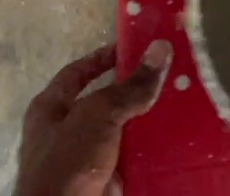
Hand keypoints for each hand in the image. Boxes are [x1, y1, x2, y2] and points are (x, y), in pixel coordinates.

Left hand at [14, 40, 171, 195]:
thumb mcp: (99, 114)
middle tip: (167, 73)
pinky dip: (151, 150)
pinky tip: (175, 137)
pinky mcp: (104, 183)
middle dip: (134, 90)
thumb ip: (130, 85)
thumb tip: (161, 47)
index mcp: (50, 109)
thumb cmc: (69, 161)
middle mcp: (64, 133)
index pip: (77, 72)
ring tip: (179, 101)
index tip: (133, 48)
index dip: (102, 57)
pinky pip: (131, 159)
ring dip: (147, 121)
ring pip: (122, 131)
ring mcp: (84, 161)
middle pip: (104, 102)